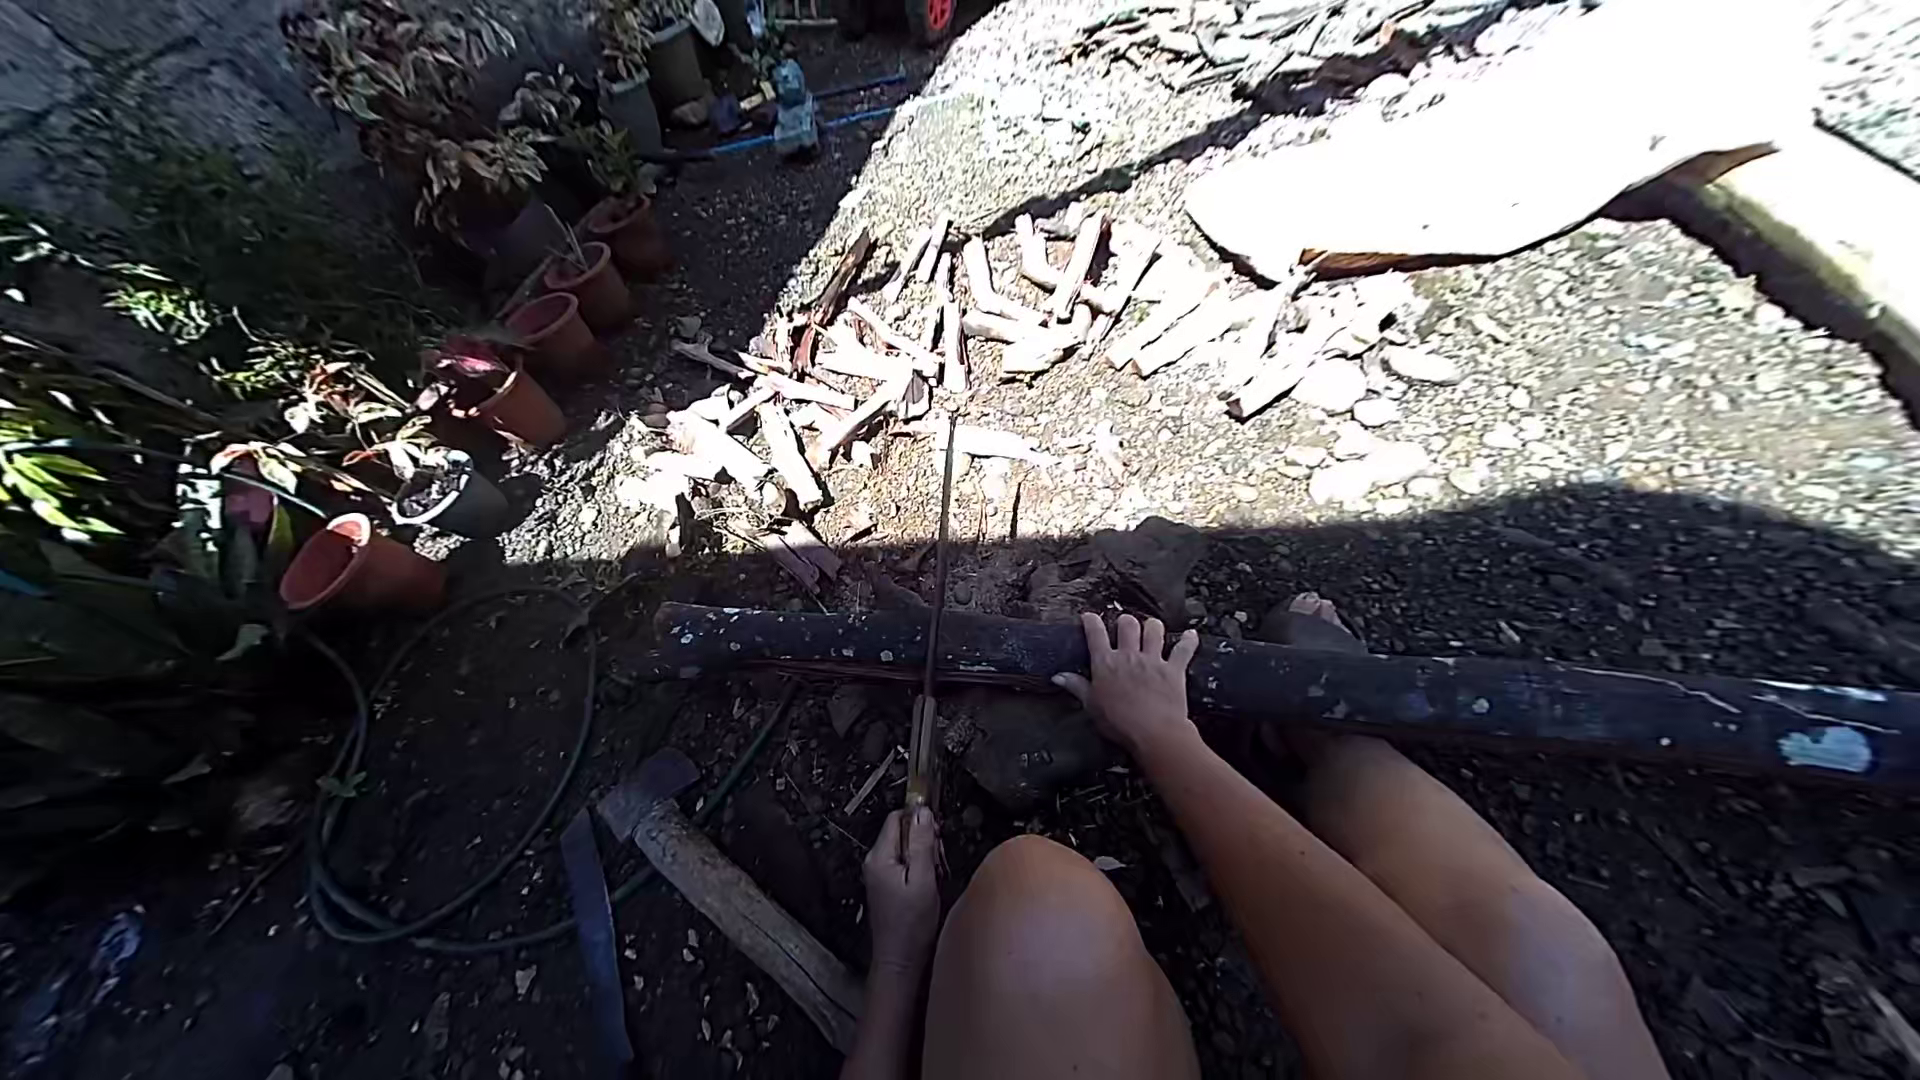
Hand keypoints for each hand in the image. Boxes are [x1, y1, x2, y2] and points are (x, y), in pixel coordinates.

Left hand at [862, 807, 940, 974]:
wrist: (901, 963)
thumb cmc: (911, 927)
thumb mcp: (923, 879)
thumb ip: (922, 843)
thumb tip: (922, 812)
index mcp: (880, 856)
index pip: (897, 817)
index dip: (918, 819)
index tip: (935, 833)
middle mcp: (875, 861)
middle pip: (902, 831)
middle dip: (924, 840)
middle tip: (937, 859)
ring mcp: (879, 874)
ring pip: (906, 847)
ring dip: (924, 855)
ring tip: (933, 875)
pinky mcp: (886, 884)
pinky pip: (905, 863)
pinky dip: (919, 868)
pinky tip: (927, 884)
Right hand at [1052, 612, 1199, 756]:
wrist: (1153, 732)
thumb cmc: (1118, 722)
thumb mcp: (1091, 705)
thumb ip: (1076, 687)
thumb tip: (1058, 676)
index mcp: (1106, 663)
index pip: (1095, 633)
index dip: (1091, 621)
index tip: (1089, 616)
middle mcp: (1129, 655)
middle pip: (1127, 624)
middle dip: (1125, 621)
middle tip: (1124, 624)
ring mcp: (1153, 660)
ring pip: (1154, 630)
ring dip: (1152, 625)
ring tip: (1151, 626)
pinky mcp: (1174, 669)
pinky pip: (1184, 650)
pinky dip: (1189, 641)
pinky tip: (1191, 635)